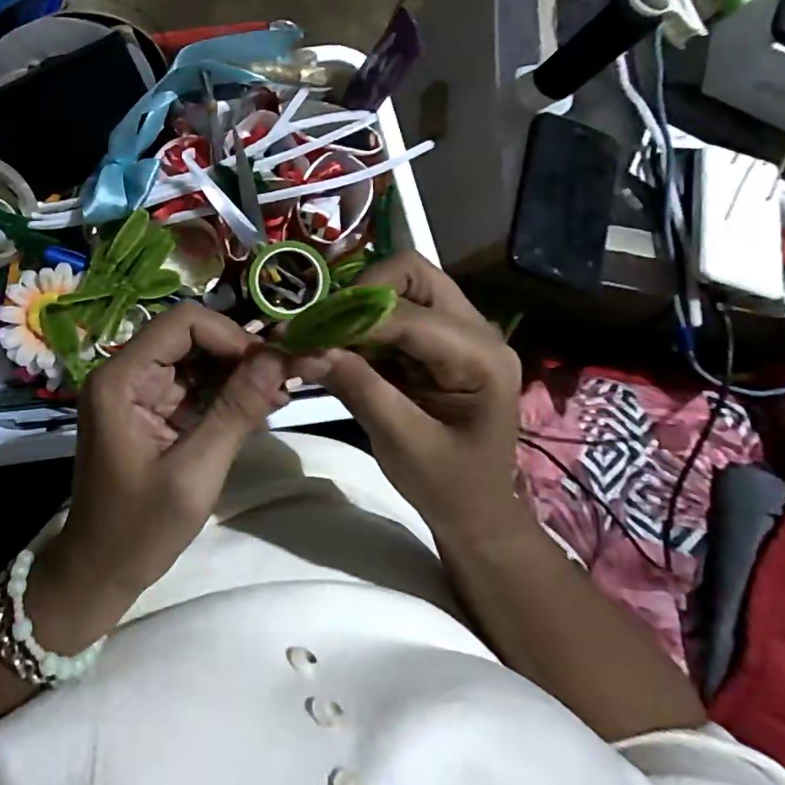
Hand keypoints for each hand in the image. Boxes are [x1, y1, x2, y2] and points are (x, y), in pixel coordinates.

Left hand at [39, 303, 289, 643]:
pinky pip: (194, 384)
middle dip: (239, 353)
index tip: (269, 366)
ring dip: (238, 371)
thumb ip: (235, 411)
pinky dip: (226, 391)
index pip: (182, 323)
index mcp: (120, 380)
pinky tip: (260, 406)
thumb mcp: (195, 473)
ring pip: (197, 358)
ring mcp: (137, 392)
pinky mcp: (151, 410)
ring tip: (280, 393)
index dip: (231, 335)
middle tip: (285, 378)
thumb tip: (277, 359)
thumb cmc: (140, 529)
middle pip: (191, 336)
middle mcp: (125, 373)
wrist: (99, 571)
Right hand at [294, 252, 524, 539]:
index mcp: (481, 358)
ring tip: (328, 336)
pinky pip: (398, 308)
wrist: (477, 511)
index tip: (303, 334)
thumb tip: (307, 349)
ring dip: (361, 304)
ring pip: (404, 284)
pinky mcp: (440, 339)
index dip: (352, 318)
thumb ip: (359, 389)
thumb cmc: (449, 486)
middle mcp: (477, 331)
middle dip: (361, 292)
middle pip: (413, 274)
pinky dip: (366, 321)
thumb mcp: (402, 443)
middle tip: (323, 327)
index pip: (410, 316)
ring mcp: (460, 331)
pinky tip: (343, 347)